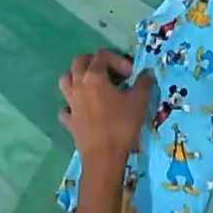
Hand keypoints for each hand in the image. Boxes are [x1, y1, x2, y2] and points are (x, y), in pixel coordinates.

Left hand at [59, 50, 152, 166]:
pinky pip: (65, 107)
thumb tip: (147, 73)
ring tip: (91, 85)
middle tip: (109, 71)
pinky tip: (80, 110)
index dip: (117, 59)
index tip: (130, 74)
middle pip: (79, 62)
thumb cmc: (121, 126)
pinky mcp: (68, 120)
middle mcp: (78, 85)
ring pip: (66, 80)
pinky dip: (70, 105)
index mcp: (93, 76)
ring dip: (76, 77)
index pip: (102, 55)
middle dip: (94, 61)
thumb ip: (143, 84)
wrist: (104, 157)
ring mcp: (70, 102)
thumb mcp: (138, 102)